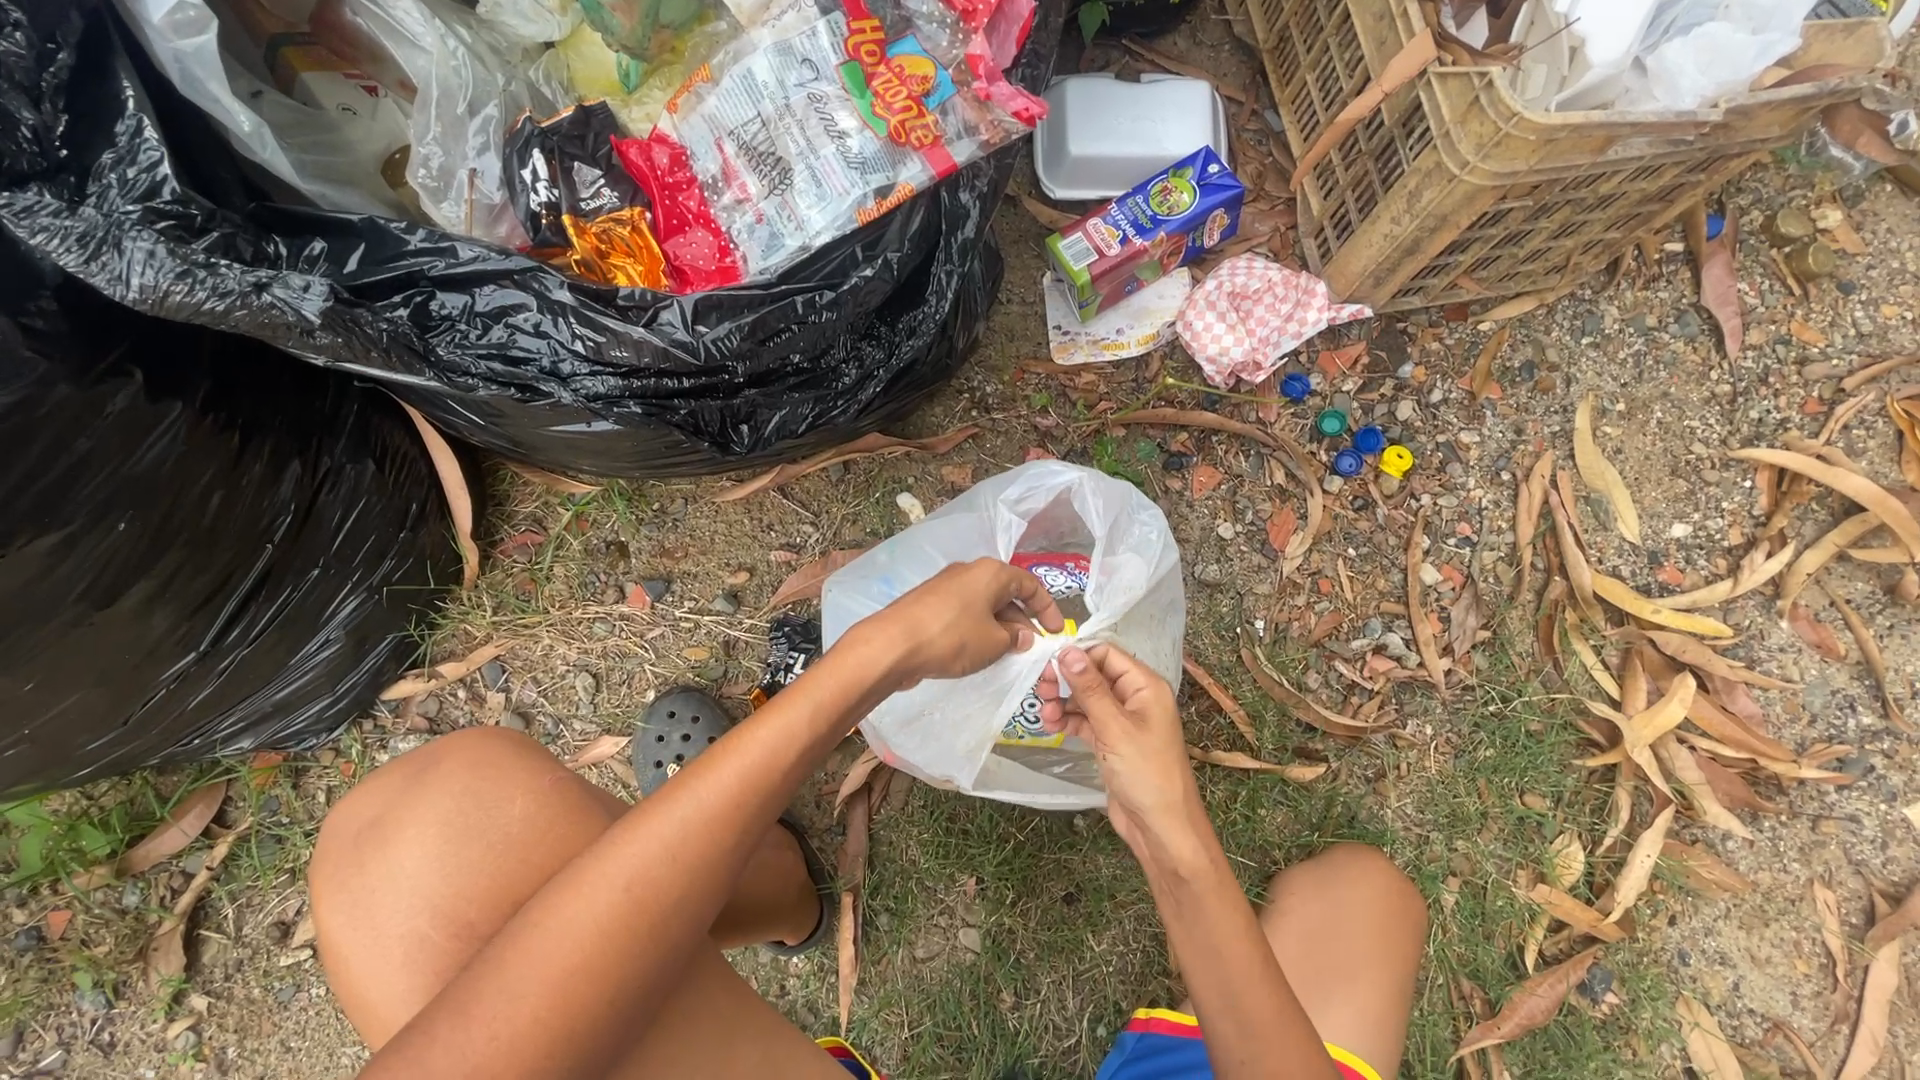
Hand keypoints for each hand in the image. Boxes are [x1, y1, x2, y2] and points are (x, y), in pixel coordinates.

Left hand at [851, 558, 1064, 689]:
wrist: (892, 644)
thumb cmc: (952, 638)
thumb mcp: (994, 642)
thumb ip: (1015, 638)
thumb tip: (1023, 635)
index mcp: (991, 572)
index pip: (1030, 585)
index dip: (1047, 608)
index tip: (1057, 631)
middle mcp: (969, 572)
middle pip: (1005, 594)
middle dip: (1021, 621)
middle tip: (1030, 648)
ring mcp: (945, 586)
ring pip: (983, 605)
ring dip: (998, 628)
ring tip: (1006, 654)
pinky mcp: (928, 604)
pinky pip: (963, 614)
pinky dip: (976, 630)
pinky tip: (977, 653)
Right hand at [1035, 645, 1203, 858]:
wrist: (1161, 827)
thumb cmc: (1145, 772)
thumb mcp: (1114, 727)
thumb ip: (1089, 688)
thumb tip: (1067, 651)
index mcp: (1145, 686)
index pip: (1106, 654)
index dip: (1077, 656)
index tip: (1047, 666)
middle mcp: (1135, 698)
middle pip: (1094, 675)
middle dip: (1066, 680)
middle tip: (1041, 691)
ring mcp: (1123, 721)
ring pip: (1087, 699)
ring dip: (1064, 702)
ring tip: (1045, 714)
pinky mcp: (1112, 742)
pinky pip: (1087, 721)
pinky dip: (1069, 721)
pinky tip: (1051, 726)